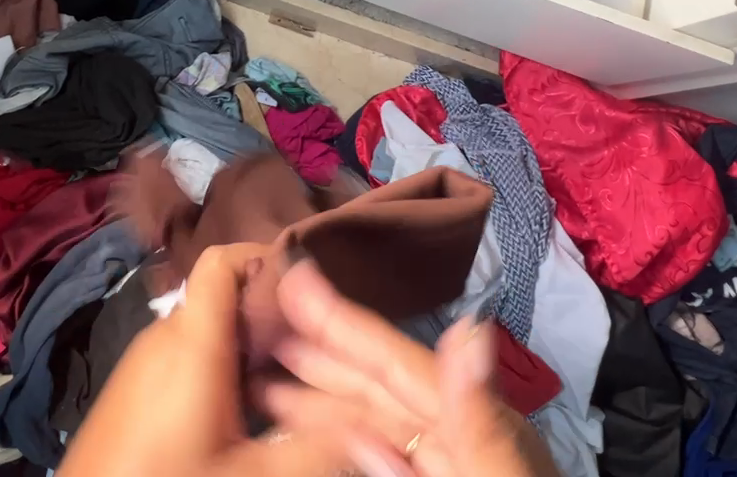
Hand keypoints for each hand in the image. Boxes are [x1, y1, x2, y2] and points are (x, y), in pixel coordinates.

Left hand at [57, 243, 351, 476]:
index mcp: (192, 339)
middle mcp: (166, 333)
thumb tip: (375, 429)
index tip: (306, 284)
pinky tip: (244, 402)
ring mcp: (144, 356)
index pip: (223, 260)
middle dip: (268, 309)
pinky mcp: (135, 381)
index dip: (262, 256)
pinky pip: (183, 348)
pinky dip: (220, 359)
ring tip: (289, 373)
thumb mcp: (247, 474)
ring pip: (205, 323)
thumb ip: (312, 448)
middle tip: (314, 343)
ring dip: (245, 338)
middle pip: (221, 293)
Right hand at [251, 259, 558, 476]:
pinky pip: (376, 458)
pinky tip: (303, 438)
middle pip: (371, 383)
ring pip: (366, 422)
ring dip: (314, 399)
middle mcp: (454, 435)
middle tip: (258, 326)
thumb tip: (469, 328)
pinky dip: (336, 443)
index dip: (341, 317)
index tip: (294, 278)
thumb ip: (478, 416)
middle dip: (315, 353)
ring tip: (260, 380)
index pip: (392, 359)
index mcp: (472, 422)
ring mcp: (441, 465)